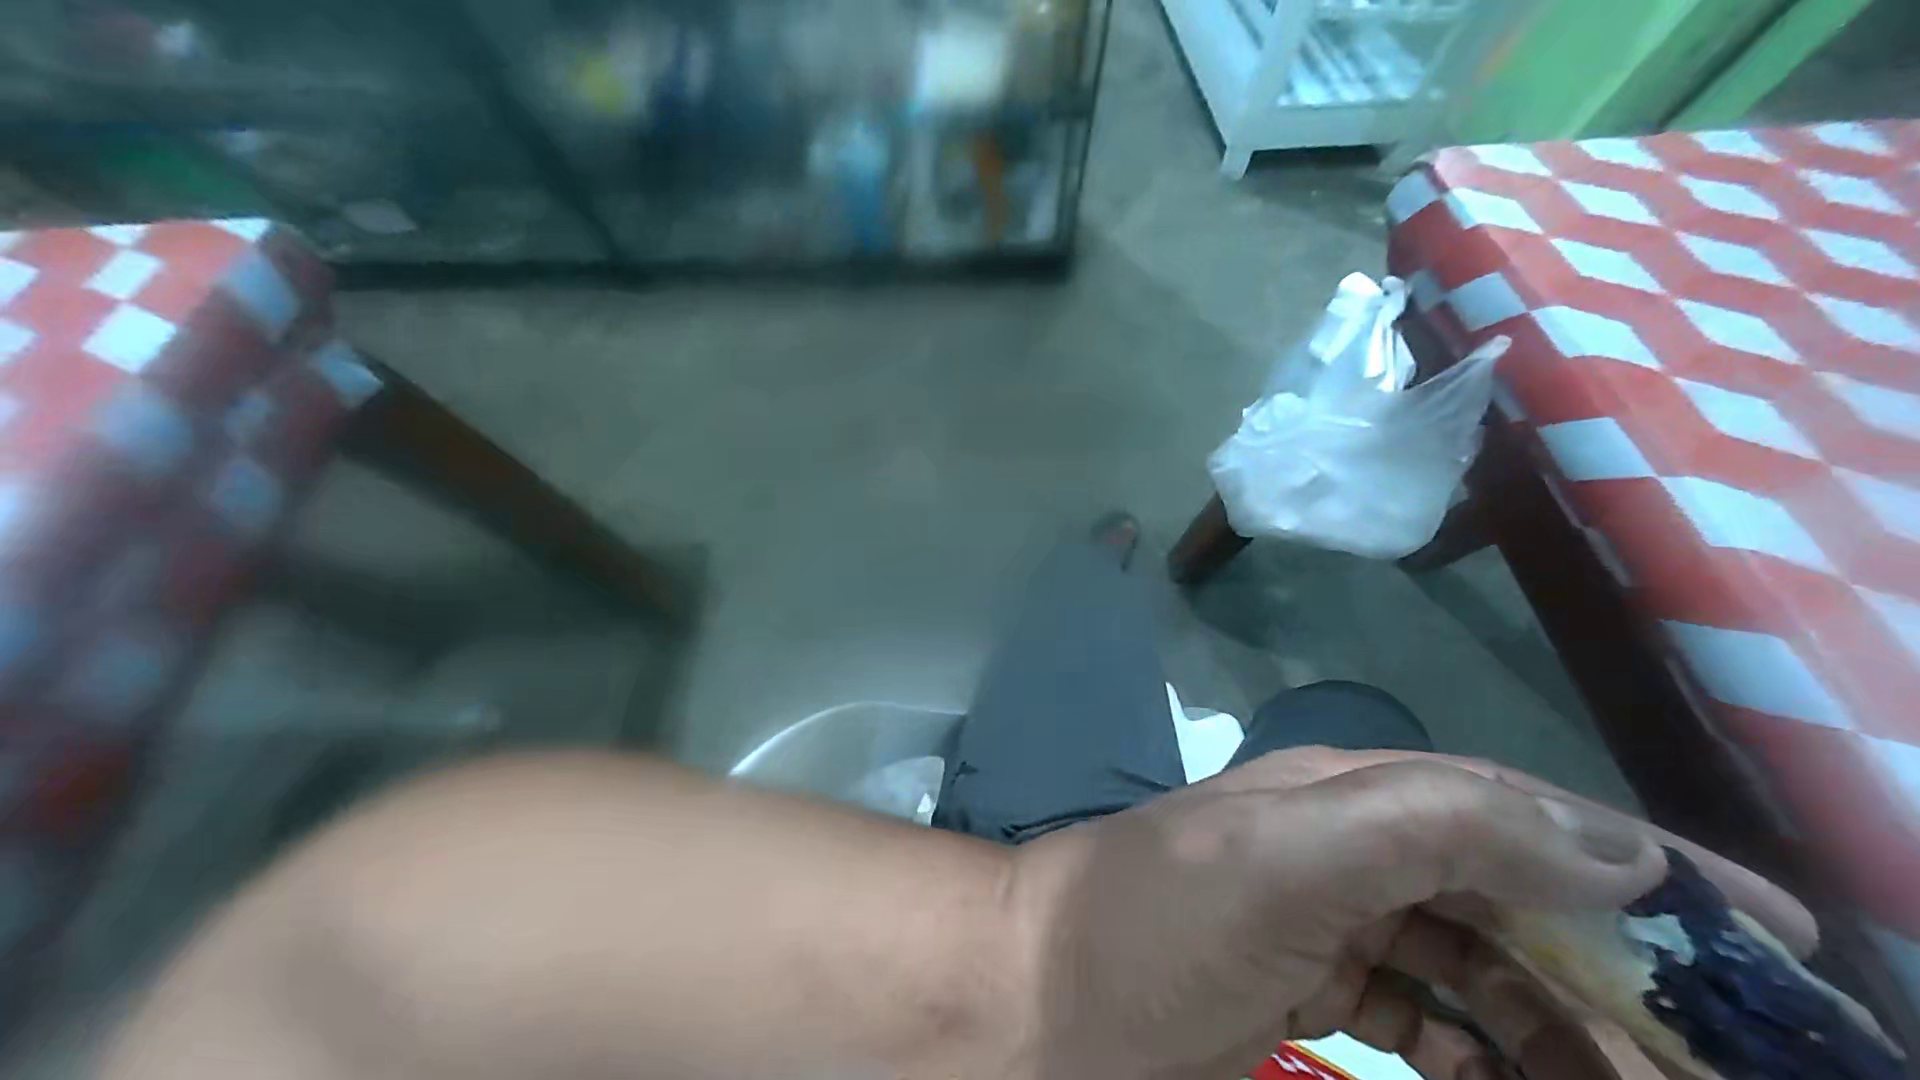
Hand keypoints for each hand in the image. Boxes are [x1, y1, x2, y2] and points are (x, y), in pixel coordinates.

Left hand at [1005, 747, 1816, 1079]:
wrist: (1043, 990)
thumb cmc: (1157, 921)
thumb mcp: (1284, 856)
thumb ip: (1425, 825)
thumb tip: (1607, 844)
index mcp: (1341, 795)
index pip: (1509, 808)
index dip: (1637, 861)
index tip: (1777, 939)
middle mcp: (1342, 844)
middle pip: (1508, 892)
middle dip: (1620, 965)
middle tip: (1736, 1059)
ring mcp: (1328, 918)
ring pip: (1478, 962)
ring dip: (1564, 1024)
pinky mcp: (1313, 986)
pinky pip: (1431, 1015)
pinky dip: (1487, 1048)